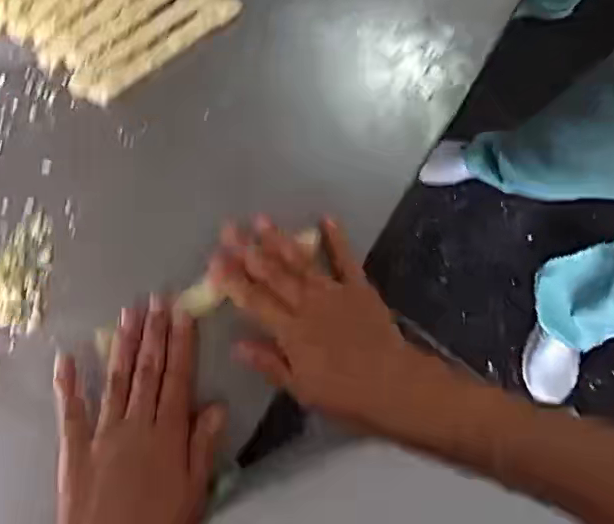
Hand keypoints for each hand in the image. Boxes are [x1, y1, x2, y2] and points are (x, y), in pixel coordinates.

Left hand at [55, 297, 226, 523]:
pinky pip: (70, 410)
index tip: (182, 311)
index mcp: (166, 434)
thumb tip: (217, 404)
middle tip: (156, 298)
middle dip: (153, 332)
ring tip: (128, 312)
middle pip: (147, 370)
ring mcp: (102, 431)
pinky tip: (66, 356)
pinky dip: (67, 382)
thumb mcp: (193, 494)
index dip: (180, 343)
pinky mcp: (74, 446)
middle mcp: (135, 423)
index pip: (176, 378)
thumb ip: (202, 447)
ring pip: (116, 379)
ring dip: (122, 344)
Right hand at [211, 216, 476, 438]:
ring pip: (299, 261)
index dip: (232, 278)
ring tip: (261, 218)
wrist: (399, 389)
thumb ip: (269, 363)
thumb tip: (236, 343)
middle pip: (272, 273)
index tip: (214, 259)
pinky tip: (325, 217)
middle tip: (229, 227)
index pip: (254, 299)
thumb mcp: (303, 390)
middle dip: (248, 249)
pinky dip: (335, 237)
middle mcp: (306, 304)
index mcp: (290, 330)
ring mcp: (332, 291)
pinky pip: (344, 259)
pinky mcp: (357, 286)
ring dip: (279, 239)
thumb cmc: (347, 396)